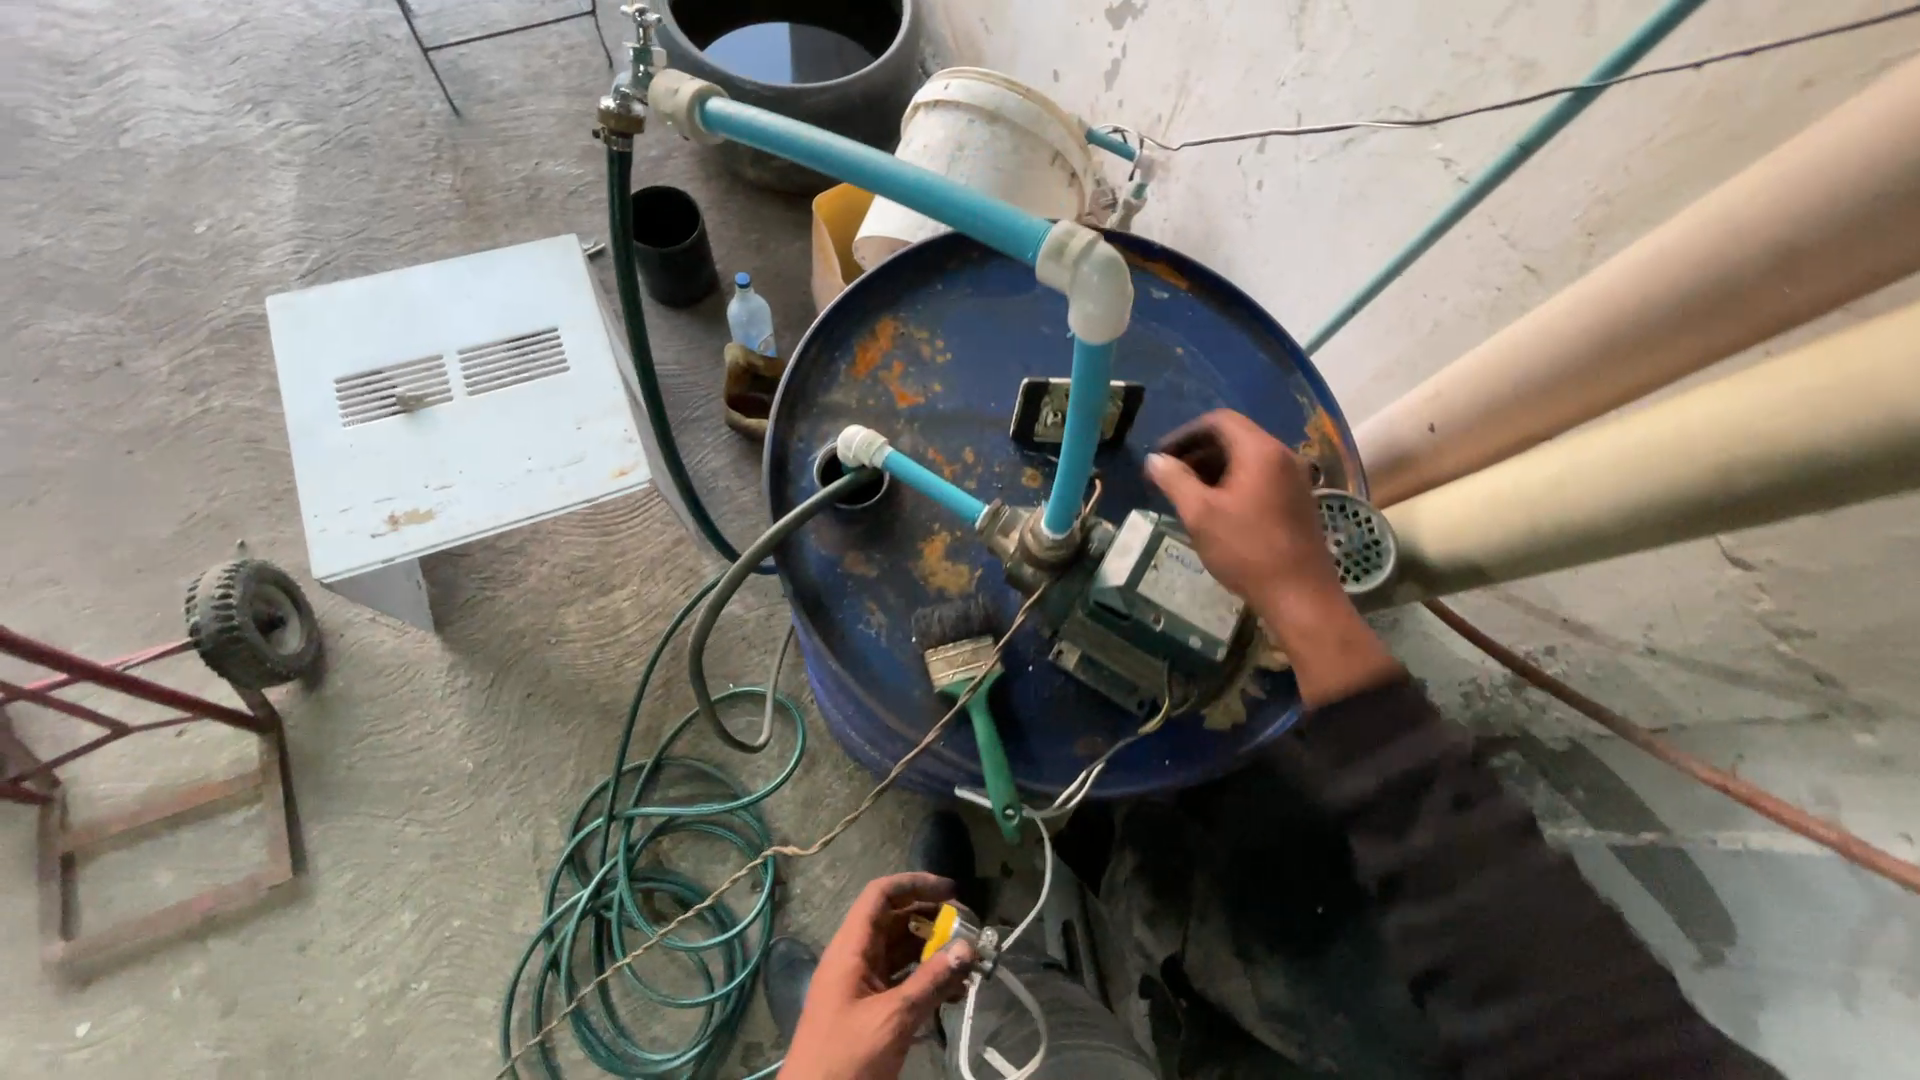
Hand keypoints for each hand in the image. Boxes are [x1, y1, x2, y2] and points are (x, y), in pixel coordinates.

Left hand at [781, 873, 976, 1079]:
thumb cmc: (846, 1057)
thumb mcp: (893, 1018)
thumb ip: (931, 981)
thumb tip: (968, 947)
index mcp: (850, 948)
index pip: (880, 895)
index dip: (915, 885)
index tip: (951, 891)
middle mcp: (854, 958)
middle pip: (894, 921)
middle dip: (932, 920)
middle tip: (969, 929)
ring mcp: (860, 984)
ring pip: (900, 952)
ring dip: (933, 953)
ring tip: (968, 961)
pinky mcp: (868, 1010)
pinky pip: (901, 981)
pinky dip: (926, 980)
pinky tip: (954, 991)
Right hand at [1145, 410, 1340, 624]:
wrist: (1299, 595)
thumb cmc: (1246, 550)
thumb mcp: (1200, 514)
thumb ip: (1174, 480)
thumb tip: (1154, 460)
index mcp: (1260, 451)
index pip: (1219, 421)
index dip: (1184, 434)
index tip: (1161, 457)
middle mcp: (1282, 455)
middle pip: (1234, 437)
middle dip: (1196, 452)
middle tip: (1168, 476)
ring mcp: (1294, 478)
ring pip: (1246, 459)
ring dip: (1212, 468)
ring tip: (1185, 494)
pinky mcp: (1296, 500)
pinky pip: (1259, 477)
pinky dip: (1232, 483)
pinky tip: (1214, 509)